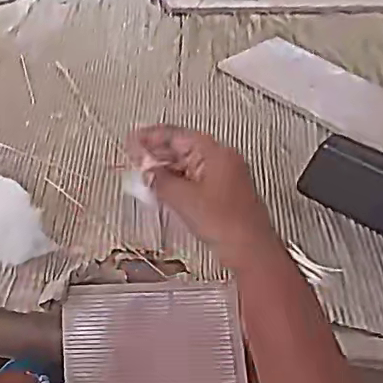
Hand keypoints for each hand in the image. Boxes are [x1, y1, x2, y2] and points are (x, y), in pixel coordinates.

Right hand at [126, 124, 274, 262]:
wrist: (247, 247)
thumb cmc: (227, 222)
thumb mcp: (183, 198)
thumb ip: (160, 182)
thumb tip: (148, 173)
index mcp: (215, 153)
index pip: (177, 136)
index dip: (151, 137)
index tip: (134, 139)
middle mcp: (222, 160)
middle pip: (183, 148)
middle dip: (156, 152)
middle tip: (134, 156)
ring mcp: (223, 176)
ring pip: (187, 165)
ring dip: (164, 169)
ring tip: (143, 174)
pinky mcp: (221, 193)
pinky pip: (193, 179)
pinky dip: (175, 182)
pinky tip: (163, 190)